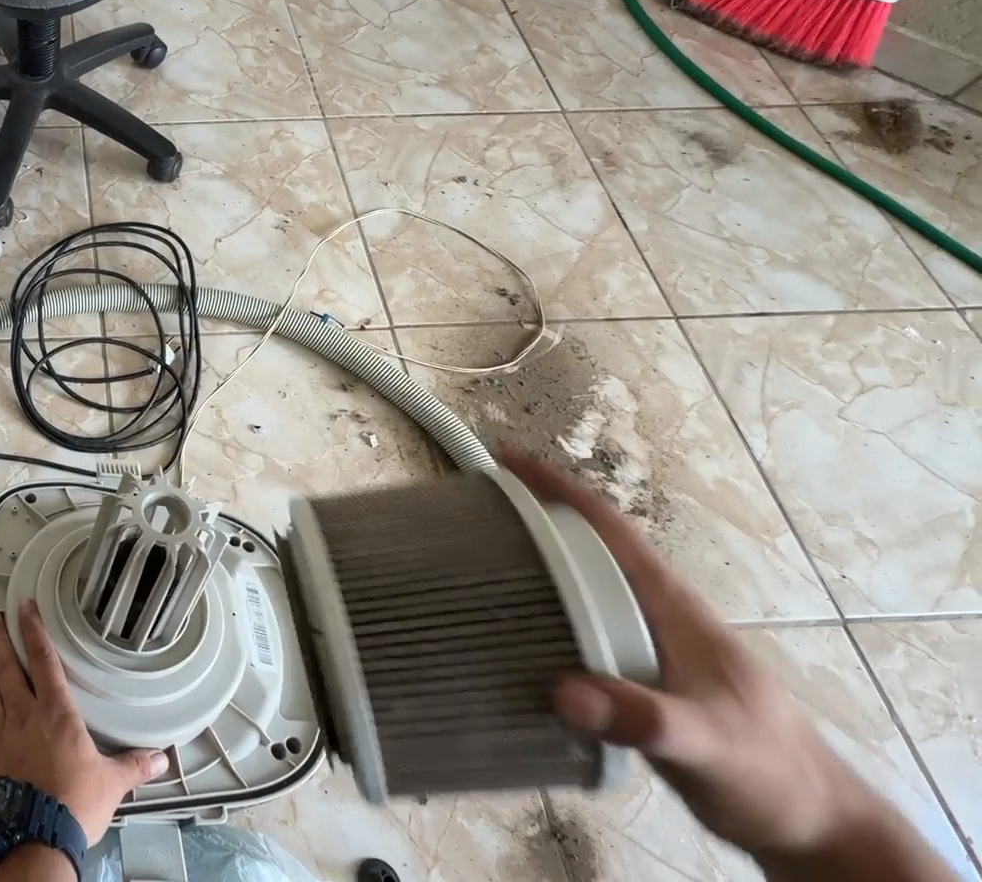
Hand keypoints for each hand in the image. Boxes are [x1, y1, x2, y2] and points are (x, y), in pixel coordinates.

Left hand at [0, 598, 169, 846]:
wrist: (37, 838)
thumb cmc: (75, 804)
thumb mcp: (112, 782)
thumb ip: (134, 765)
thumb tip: (162, 759)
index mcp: (57, 713)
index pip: (44, 660)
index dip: (34, 630)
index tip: (24, 607)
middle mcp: (25, 715)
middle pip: (9, 668)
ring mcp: (1, 734)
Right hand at [502, 448, 894, 866]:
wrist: (811, 822)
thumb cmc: (768, 773)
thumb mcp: (709, 745)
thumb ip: (646, 718)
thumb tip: (563, 690)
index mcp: (668, 604)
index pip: (607, 527)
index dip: (557, 487)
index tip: (505, 458)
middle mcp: (651, 610)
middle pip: (583, 545)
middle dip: (530, 514)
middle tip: (469, 509)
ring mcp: (642, 640)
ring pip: (577, 582)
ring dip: (530, 560)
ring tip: (471, 559)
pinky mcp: (630, 671)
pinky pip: (573, 620)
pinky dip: (536, 607)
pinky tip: (503, 627)